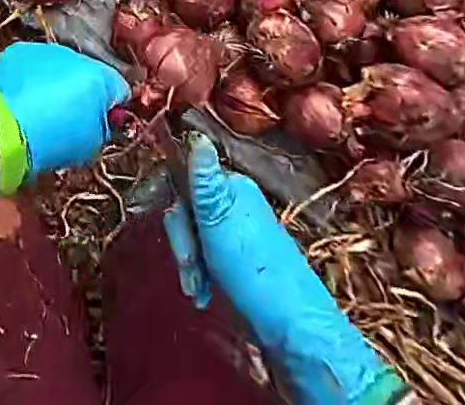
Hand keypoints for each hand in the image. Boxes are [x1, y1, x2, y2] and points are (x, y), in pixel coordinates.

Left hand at [0, 41, 126, 174]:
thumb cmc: (51, 140)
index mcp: (99, 78)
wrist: (0, 127)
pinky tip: (22, 100)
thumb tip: (104, 119)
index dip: (113, 109)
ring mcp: (46, 51)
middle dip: (83, 94)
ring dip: (57, 84)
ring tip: (42, 111)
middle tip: (70, 120)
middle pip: (89, 75)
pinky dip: (32, 79)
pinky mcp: (19, 51)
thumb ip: (104, 126)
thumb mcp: (91, 145)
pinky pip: (34, 65)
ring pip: (61, 67)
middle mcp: (76, 56)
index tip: (102, 124)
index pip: (120, 89)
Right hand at [164, 133, 407, 404]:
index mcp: (233, 186)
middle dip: (182, 242)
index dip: (172, 205)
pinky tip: (204, 295)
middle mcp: (234, 203)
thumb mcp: (221, 223)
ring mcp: (235, 232)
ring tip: (197, 290)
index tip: (170, 232)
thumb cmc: (256, 271)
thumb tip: (197, 136)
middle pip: (186, 209)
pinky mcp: (236, 260)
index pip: (186, 178)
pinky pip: (204, 257)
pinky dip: (199, 275)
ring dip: (189, 263)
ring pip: (193, 235)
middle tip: (190, 269)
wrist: (293, 329)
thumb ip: (205, 182)